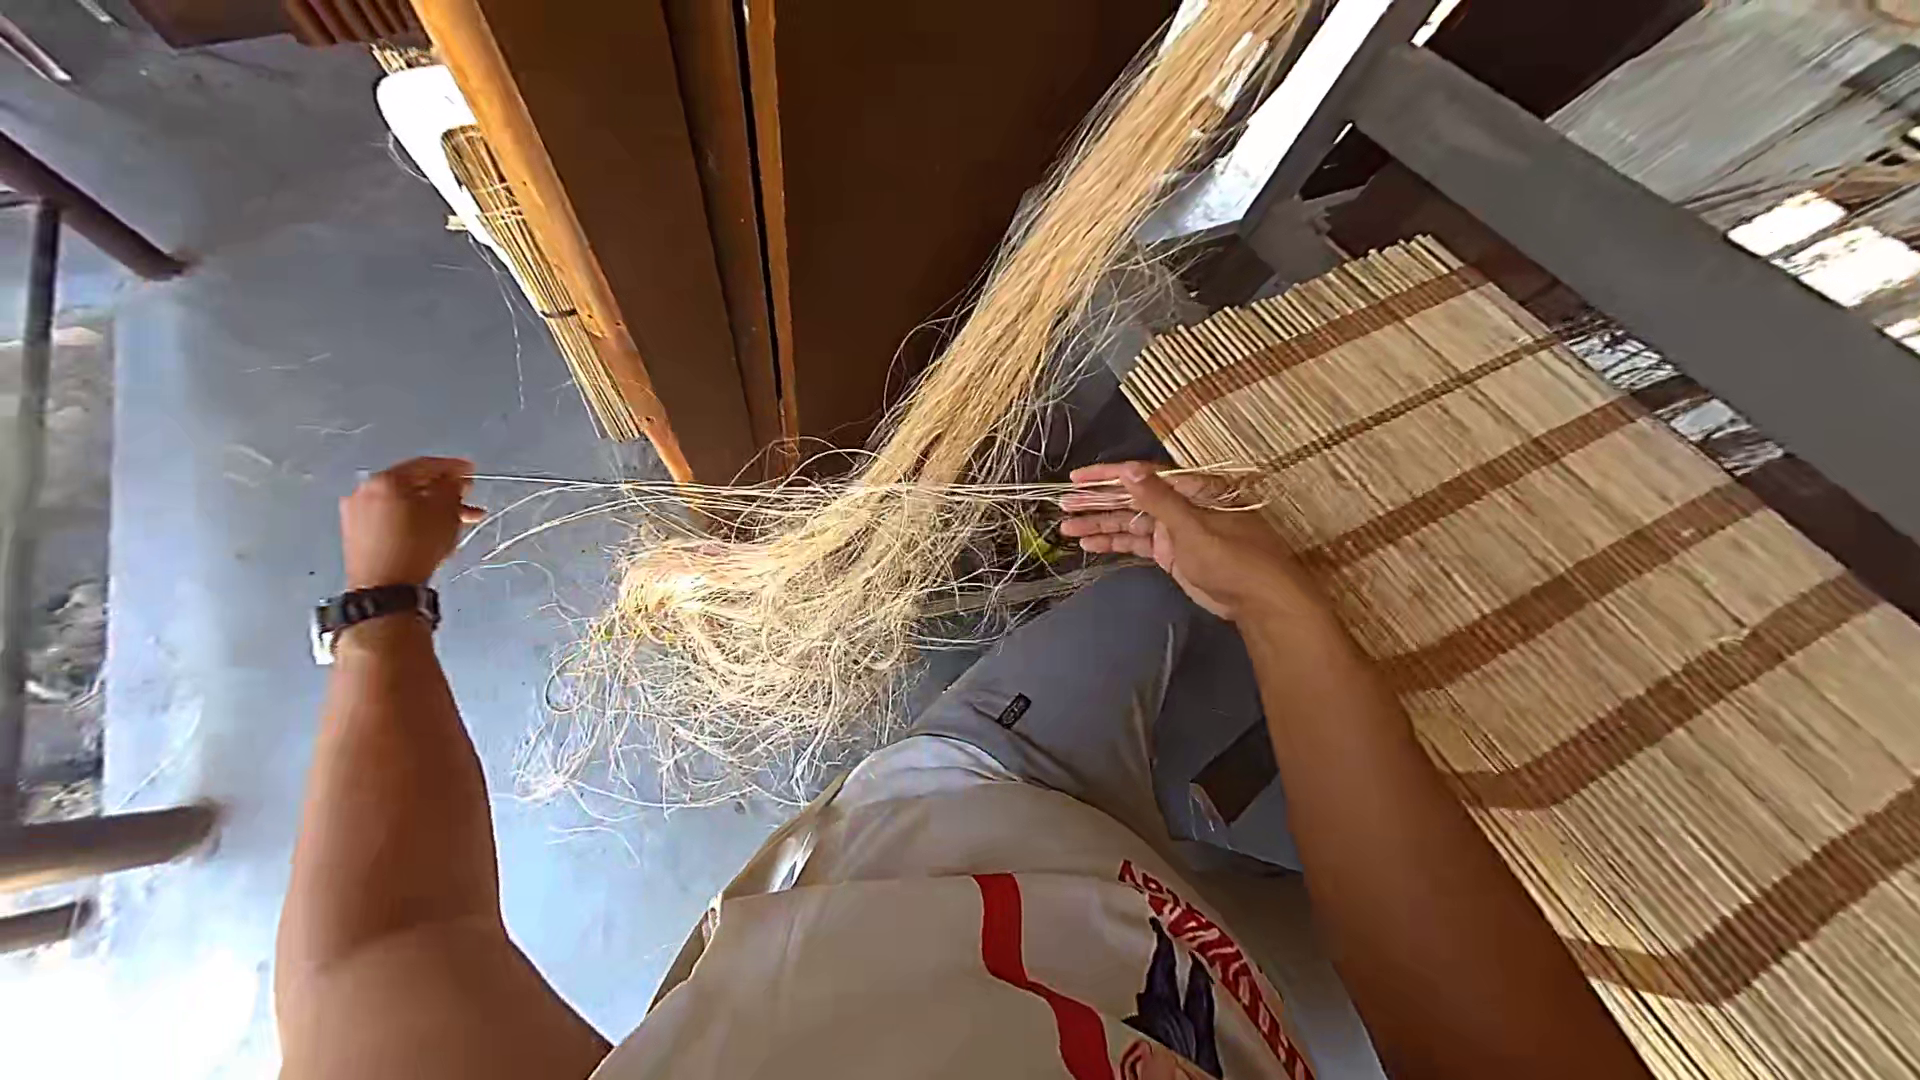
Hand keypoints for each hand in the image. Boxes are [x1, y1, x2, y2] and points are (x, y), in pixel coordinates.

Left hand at [340, 457, 485, 588]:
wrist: (384, 585)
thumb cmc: (419, 543)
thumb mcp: (446, 512)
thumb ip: (452, 488)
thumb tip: (454, 478)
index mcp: (386, 480)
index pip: (425, 465)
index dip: (453, 466)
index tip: (472, 469)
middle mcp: (365, 490)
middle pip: (412, 482)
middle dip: (443, 488)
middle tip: (468, 494)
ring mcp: (357, 511)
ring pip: (403, 500)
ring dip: (432, 505)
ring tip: (458, 517)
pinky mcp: (356, 531)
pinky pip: (391, 514)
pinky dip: (414, 515)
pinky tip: (432, 526)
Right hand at [1060, 461, 1323, 622]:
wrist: (1259, 601)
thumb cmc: (1233, 558)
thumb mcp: (1192, 527)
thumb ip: (1158, 500)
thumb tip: (1129, 470)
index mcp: (1187, 489)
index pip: (1140, 476)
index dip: (1106, 476)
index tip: (1076, 478)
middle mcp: (1178, 504)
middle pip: (1130, 499)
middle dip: (1096, 503)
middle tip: (1064, 507)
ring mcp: (1173, 530)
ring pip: (1129, 523)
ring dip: (1099, 525)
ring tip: (1066, 528)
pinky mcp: (1169, 553)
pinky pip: (1136, 543)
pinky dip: (1114, 543)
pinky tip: (1089, 545)